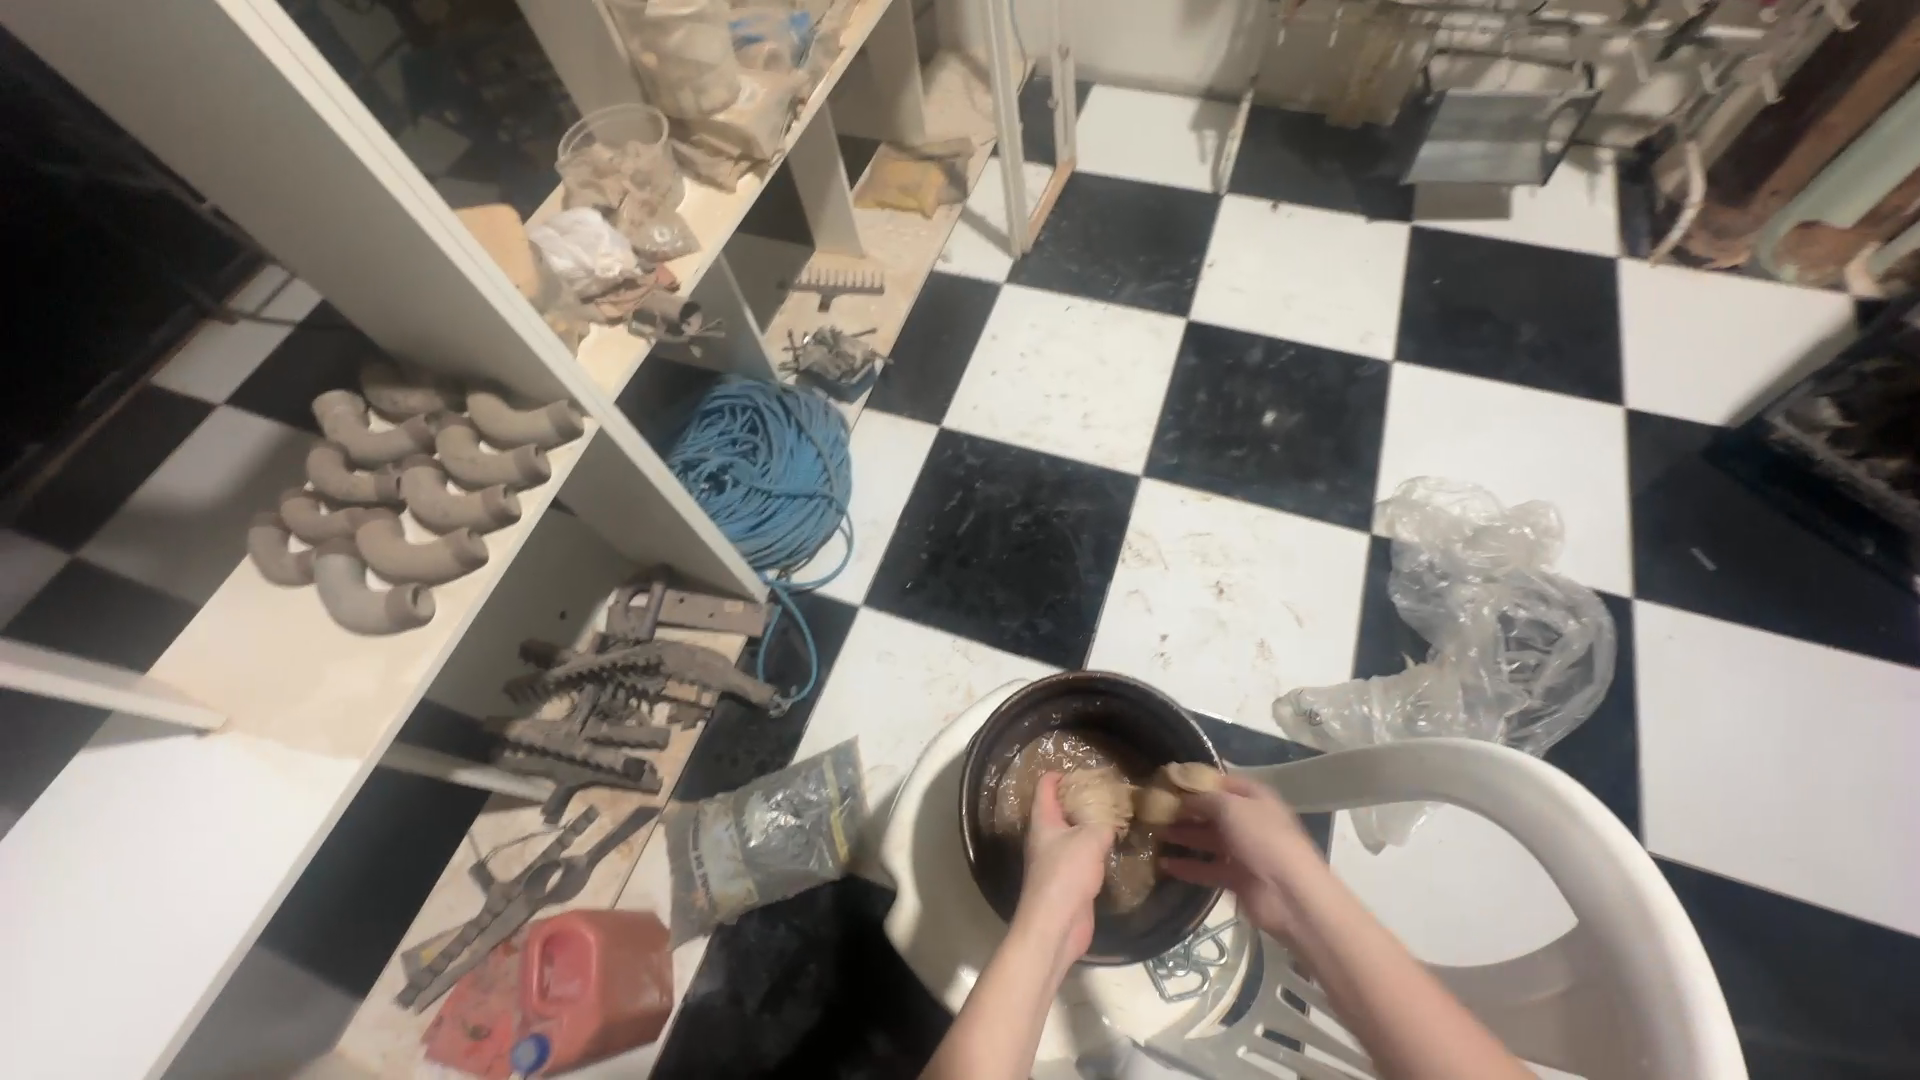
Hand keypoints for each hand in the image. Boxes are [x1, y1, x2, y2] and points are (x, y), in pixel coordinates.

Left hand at [1014, 772, 1113, 971]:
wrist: (1055, 925)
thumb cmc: (1066, 874)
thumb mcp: (1089, 840)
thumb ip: (1103, 824)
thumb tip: (1112, 820)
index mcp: (1042, 821)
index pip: (1045, 786)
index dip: (1060, 774)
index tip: (1084, 771)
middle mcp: (1045, 837)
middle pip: (1059, 808)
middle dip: (1080, 798)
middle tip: (1107, 793)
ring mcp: (1054, 860)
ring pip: (1071, 833)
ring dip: (1089, 824)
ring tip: (1113, 816)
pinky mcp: (1067, 880)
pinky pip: (1080, 855)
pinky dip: (1094, 848)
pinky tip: (1111, 847)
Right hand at [1159, 775, 1324, 943]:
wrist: (1290, 894)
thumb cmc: (1262, 839)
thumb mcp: (1230, 807)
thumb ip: (1204, 799)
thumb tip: (1182, 799)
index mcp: (1254, 798)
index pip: (1222, 783)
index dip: (1197, 782)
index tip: (1168, 783)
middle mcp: (1249, 822)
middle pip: (1212, 812)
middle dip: (1185, 810)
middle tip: (1154, 809)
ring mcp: (1243, 852)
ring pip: (1207, 840)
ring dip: (1182, 836)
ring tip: (1154, 833)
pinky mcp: (1236, 879)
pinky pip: (1207, 869)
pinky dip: (1187, 867)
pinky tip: (1163, 865)